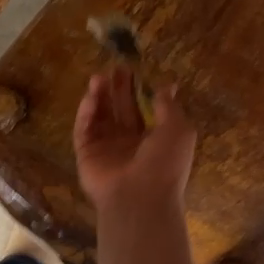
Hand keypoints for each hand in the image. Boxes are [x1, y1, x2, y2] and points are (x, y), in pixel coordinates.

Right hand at [73, 65, 195, 212]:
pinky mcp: (85, 153)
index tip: (139, 72)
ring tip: (98, 76)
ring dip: (100, 97)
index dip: (141, 92)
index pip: (145, 110)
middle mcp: (128, 142)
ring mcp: (105, 147)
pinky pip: (84, 129)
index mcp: (153, 138)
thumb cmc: (165, 163)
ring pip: (100, 116)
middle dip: (119, 89)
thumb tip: (166, 86)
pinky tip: (91, 97)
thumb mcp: (179, 130)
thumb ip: (169, 107)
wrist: (139, 196)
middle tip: (116, 67)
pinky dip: (86, 113)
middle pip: (120, 109)